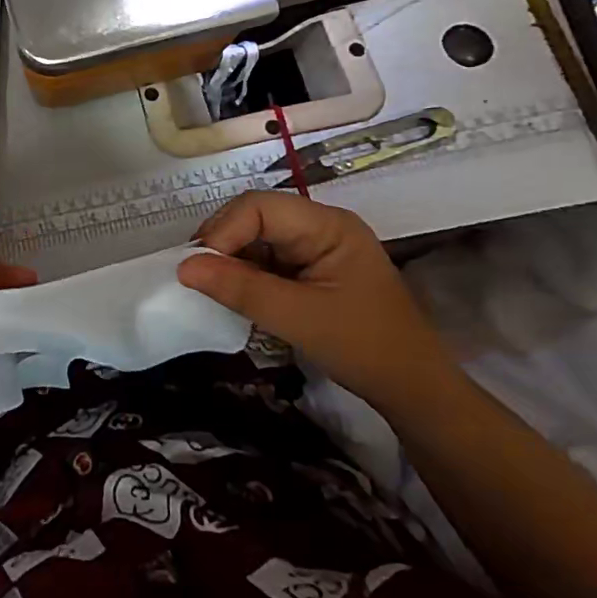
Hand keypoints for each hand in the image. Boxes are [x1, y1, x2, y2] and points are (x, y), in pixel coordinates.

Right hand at [177, 191, 459, 411]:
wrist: (413, 390)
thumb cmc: (363, 347)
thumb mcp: (298, 318)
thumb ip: (240, 289)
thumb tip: (183, 268)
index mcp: (328, 225)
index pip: (260, 207)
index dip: (224, 230)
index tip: (198, 267)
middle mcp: (320, 226)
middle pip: (255, 216)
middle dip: (223, 243)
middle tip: (197, 276)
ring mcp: (315, 246)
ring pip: (255, 237)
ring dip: (230, 260)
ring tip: (211, 287)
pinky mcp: (309, 268)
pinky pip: (265, 258)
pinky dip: (244, 274)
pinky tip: (233, 293)